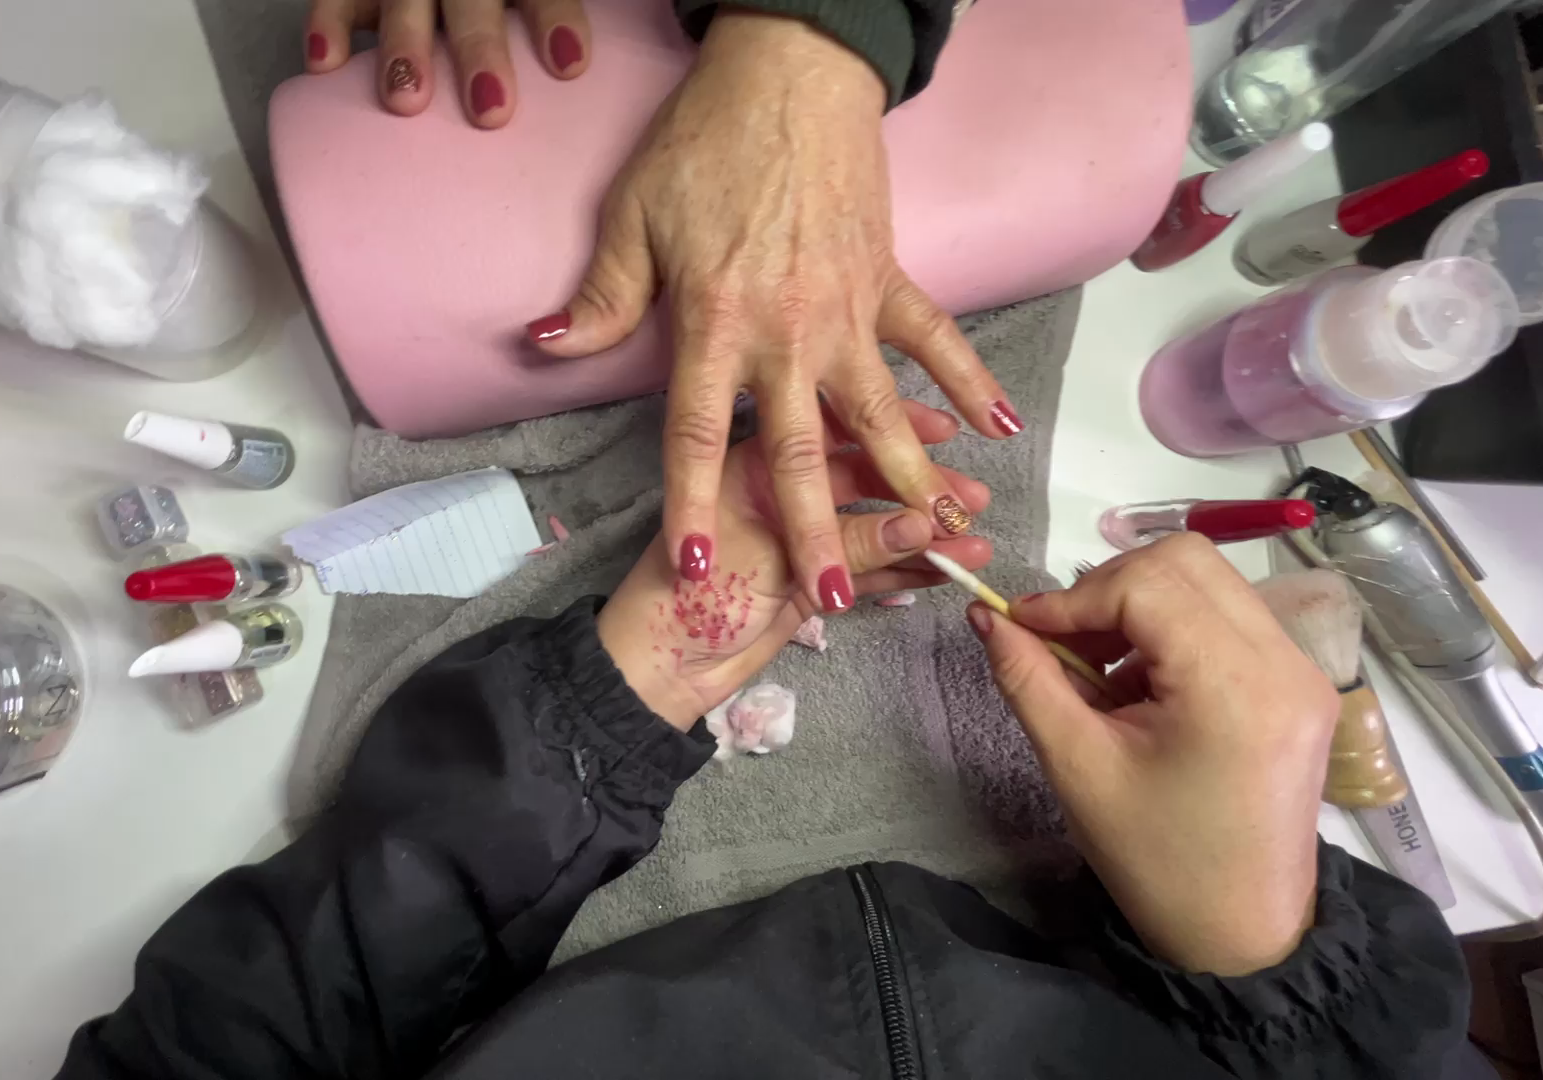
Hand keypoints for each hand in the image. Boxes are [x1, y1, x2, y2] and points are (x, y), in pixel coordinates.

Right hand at [303, 0, 589, 127]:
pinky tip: (326, 64)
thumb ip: (550, 33)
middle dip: (478, 48)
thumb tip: (580, 92)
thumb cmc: (505, 13)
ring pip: (404, 0)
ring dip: (404, 46)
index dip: (554, 18)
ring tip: (406, 101)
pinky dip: (330, 25)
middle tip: (490, 109)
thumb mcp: (530, 10)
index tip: (569, 64)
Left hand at [530, 10, 1017, 614]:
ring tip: (933, 536)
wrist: (787, 72)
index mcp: (715, 326)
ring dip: (904, 478)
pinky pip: (934, 337)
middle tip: (828, 597)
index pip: (697, 436)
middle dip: (811, 530)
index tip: (696, 567)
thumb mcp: (633, 218)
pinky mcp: (888, 280)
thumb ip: (602, 299)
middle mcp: (785, 334)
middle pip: (797, 450)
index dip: (692, 506)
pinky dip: (967, 378)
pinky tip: (998, 426)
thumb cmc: (703, 147)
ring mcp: (846, 311)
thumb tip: (544, 346)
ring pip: (878, 410)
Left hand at [598, 401, 992, 729]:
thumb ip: (848, 541)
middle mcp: (781, 491)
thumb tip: (927, 521)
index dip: (891, 429)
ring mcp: (797, 538)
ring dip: (921, 535)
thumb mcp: (771, 557)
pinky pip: (862, 572)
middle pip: (863, 480)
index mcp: (756, 462)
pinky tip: (947, 570)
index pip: (832, 431)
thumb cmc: (692, 596)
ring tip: (976, 540)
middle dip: (920, 486)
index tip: (948, 428)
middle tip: (973, 495)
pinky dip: (902, 573)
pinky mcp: (807, 582)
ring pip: (870, 528)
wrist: (656, 668)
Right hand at [972, 536, 1338, 975]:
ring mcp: (1300, 669)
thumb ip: (1025, 676)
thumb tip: (984, 613)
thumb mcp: (1073, 763)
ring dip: (1132, 602)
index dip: (1071, 596)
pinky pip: (1219, 612)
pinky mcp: (1294, 680)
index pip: (1145, 585)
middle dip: (1104, 585)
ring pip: (1202, 578)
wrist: (1240, 930)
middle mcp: (1284, 662)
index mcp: (1236, 688)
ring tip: (1098, 663)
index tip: (1022, 626)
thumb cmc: (1153, 855)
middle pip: (1183, 560)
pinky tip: (1136, 678)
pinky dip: (1161, 624)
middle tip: (1063, 637)